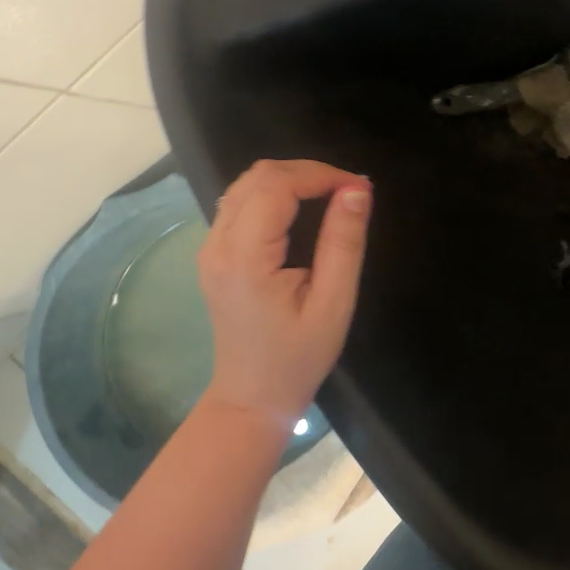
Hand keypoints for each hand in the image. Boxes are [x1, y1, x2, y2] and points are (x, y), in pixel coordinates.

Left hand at [195, 159, 372, 432]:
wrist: (253, 396)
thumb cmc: (299, 356)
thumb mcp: (334, 302)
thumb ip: (344, 242)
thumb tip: (358, 191)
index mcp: (245, 257)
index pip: (277, 186)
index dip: (321, 175)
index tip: (359, 189)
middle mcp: (218, 244)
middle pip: (258, 176)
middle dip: (308, 173)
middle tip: (349, 192)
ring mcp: (210, 247)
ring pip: (246, 184)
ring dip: (291, 180)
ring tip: (331, 197)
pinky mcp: (214, 253)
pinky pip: (241, 203)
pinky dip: (276, 193)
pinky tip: (303, 210)